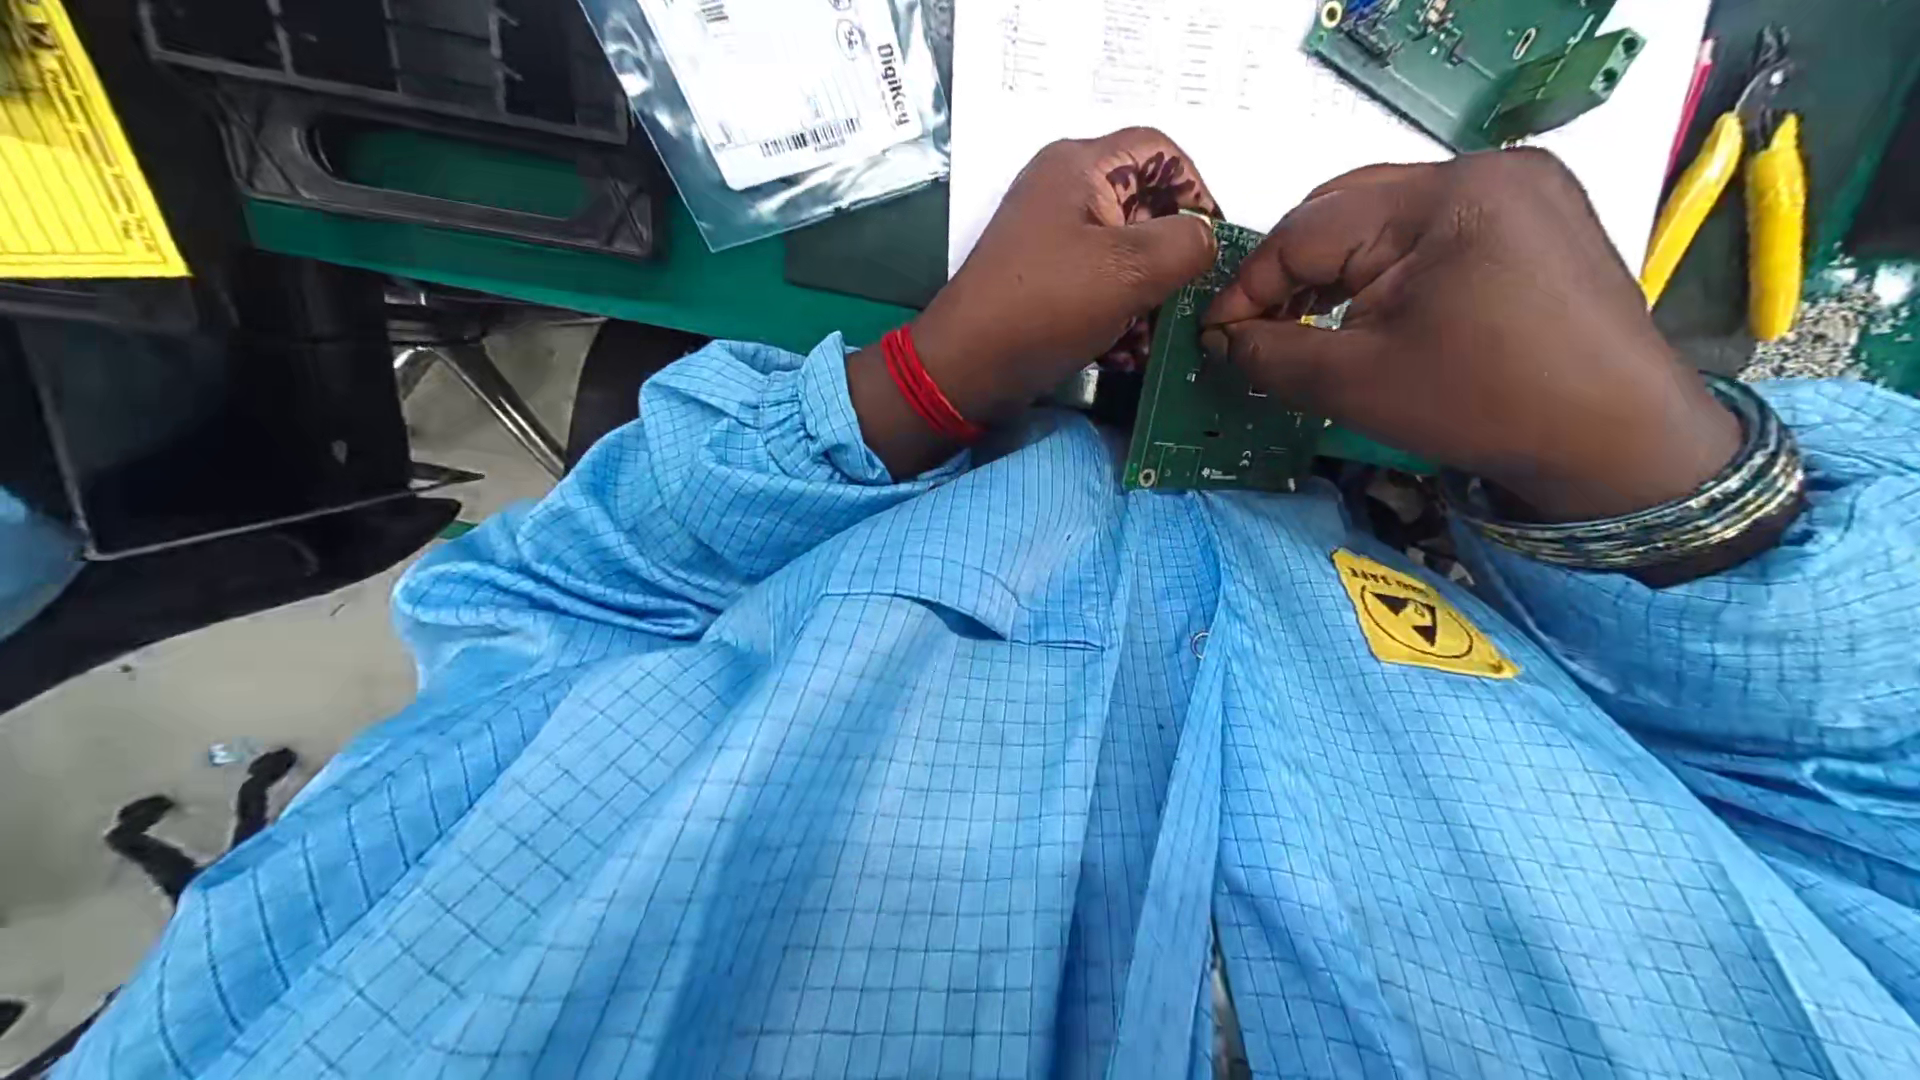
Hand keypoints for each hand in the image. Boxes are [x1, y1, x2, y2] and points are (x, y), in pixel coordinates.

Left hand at [850, 128, 1219, 476]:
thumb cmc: (1045, 309)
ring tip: (1152, 341)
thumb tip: (1203, 239)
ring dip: (1146, 299)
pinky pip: (1096, 289)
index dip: (1196, 193)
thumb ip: (1186, 243)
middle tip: (1184, 302)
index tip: (1212, 244)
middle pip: (1143, 210)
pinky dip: (1116, 317)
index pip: (1162, 154)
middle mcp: (1062, 195)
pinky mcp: (1043, 285)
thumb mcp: (1129, 270)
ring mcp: (1049, 243)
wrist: (966, 371)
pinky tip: (1124, 354)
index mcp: (1079, 167)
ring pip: (1122, 258)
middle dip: (1170, 261)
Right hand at [1202, 150, 1739, 520]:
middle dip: (1285, 272)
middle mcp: (1482, 170)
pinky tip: (1358, 306)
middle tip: (1253, 326)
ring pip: (1378, 216)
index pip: (1305, 230)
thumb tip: (1219, 340)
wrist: (1613, 437)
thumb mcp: (1350, 382)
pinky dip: (1375, 266)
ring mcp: (1513, 187)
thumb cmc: (1477, 405)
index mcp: (1441, 199)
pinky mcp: (1527, 215)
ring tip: (1297, 318)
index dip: (1248, 286)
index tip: (1212, 334)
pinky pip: (1421, 229)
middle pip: (1340, 209)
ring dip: (1327, 267)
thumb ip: (1267, 354)